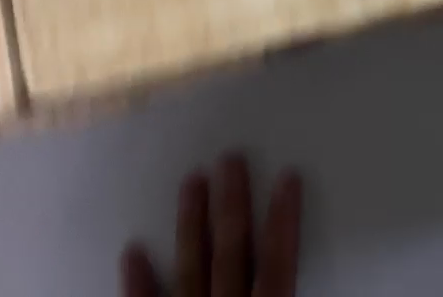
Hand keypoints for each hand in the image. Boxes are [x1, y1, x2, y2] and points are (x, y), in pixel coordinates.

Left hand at [121, 155, 303, 296]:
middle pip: (231, 253)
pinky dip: (138, 280)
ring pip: (191, 268)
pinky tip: (133, 251)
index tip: (288, 176)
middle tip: (230, 160)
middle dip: (232, 204)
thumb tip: (310, 271)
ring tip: (191, 181)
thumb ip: (284, 290)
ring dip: (192, 224)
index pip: (277, 262)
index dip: (284, 219)